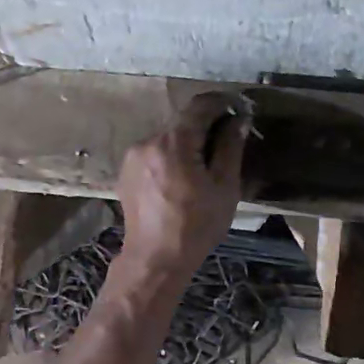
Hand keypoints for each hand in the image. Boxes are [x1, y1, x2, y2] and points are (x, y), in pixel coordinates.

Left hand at [115, 92, 249, 280]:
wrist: (155, 260)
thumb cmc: (196, 226)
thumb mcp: (224, 188)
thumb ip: (230, 148)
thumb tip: (238, 120)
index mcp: (173, 143)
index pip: (199, 106)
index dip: (221, 102)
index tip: (238, 108)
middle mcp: (147, 142)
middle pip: (181, 122)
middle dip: (205, 127)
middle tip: (227, 142)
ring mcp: (132, 157)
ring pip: (167, 138)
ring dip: (186, 143)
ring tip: (204, 167)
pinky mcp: (126, 172)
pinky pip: (154, 153)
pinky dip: (170, 157)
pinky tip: (181, 179)